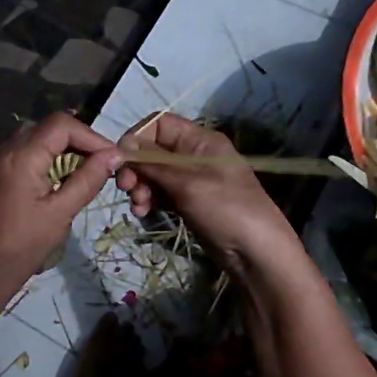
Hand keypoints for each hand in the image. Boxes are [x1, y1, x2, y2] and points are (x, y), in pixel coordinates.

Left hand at [0, 114, 120, 285]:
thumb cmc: (26, 244)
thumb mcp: (62, 211)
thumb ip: (88, 179)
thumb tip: (114, 156)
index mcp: (20, 157)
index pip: (60, 125)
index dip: (90, 135)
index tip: (110, 156)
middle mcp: (4, 149)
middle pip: (47, 128)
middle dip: (77, 140)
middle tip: (100, 163)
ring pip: (35, 136)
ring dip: (61, 148)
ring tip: (83, 170)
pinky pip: (23, 150)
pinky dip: (44, 156)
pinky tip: (58, 176)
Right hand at [114, 113, 291, 263]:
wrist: (255, 253)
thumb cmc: (226, 208)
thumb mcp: (186, 181)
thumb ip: (152, 162)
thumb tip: (121, 144)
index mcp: (199, 140)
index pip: (158, 124)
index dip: (137, 138)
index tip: (122, 161)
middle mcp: (193, 155)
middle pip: (151, 150)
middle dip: (135, 167)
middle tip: (127, 188)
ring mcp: (189, 179)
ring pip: (151, 173)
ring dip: (139, 186)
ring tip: (138, 205)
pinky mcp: (186, 201)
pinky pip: (158, 193)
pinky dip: (147, 200)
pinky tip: (143, 212)